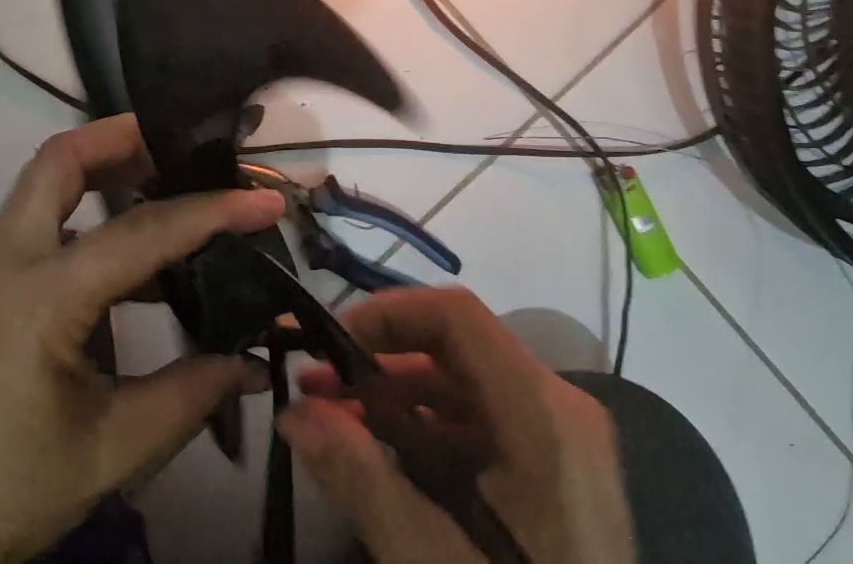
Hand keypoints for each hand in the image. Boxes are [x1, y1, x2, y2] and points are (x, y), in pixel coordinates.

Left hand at [0, 115, 284, 563]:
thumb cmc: (18, 484)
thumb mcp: (114, 447)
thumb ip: (191, 393)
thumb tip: (255, 364)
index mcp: (40, 298)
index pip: (139, 232)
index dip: (209, 212)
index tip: (264, 197)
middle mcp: (9, 261)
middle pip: (59, 161)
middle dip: (124, 138)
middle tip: (187, 142)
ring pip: (46, 183)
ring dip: (105, 166)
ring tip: (174, 177)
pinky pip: (45, 220)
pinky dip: (92, 209)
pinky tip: (145, 247)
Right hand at [278, 287, 634, 563]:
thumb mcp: (433, 558)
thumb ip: (361, 479)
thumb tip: (293, 414)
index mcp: (541, 414)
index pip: (455, 315)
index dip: (384, 314)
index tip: (324, 345)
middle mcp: (557, 409)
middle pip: (453, 348)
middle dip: (373, 358)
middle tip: (309, 386)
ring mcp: (559, 441)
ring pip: (461, 385)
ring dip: (390, 394)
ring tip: (331, 422)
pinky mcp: (552, 473)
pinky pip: (478, 424)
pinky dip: (422, 428)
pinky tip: (378, 457)